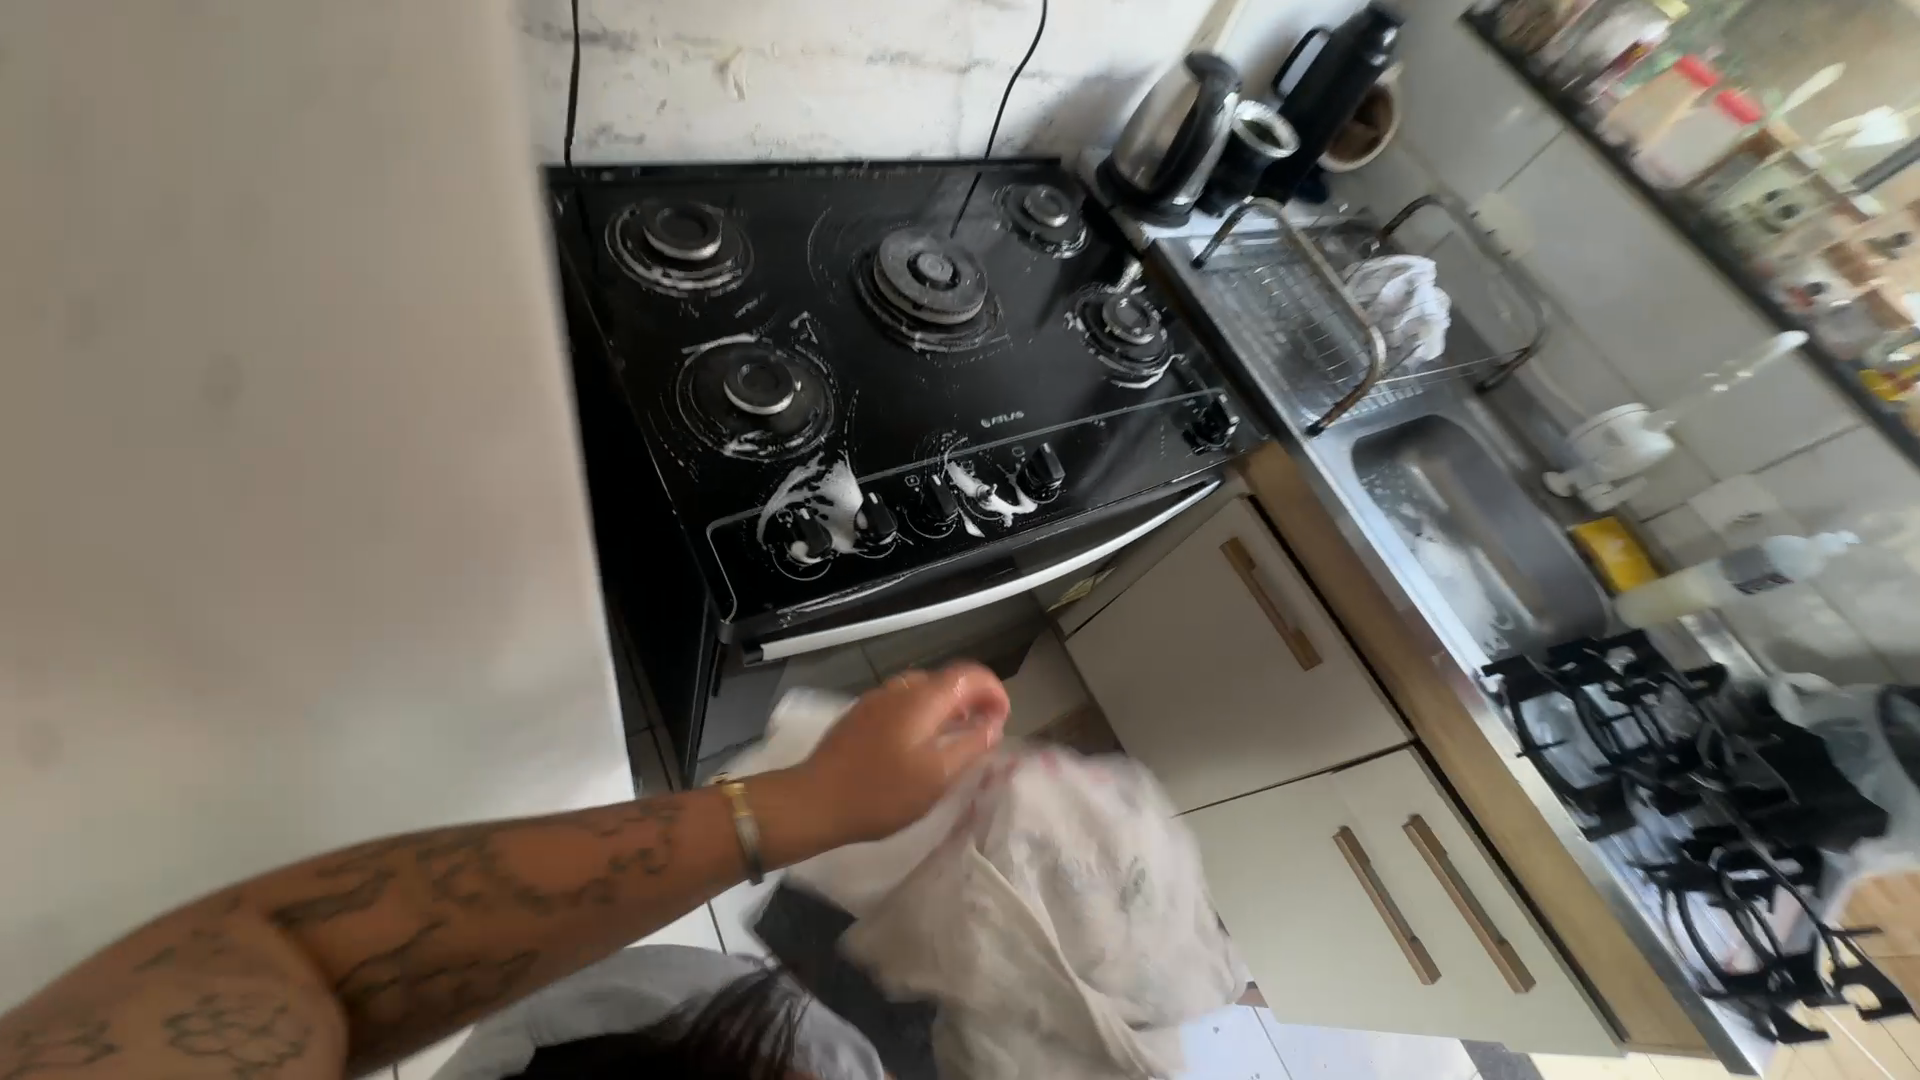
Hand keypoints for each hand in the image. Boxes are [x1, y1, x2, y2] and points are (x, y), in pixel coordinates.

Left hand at [795, 662, 1010, 843]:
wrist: (815, 800)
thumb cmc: (882, 793)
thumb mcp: (938, 777)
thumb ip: (971, 745)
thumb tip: (994, 724)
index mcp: (923, 698)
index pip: (969, 674)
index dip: (994, 691)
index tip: (1003, 719)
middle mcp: (900, 688)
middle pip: (947, 680)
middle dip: (973, 699)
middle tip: (984, 731)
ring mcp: (877, 698)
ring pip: (923, 691)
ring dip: (947, 707)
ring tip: (954, 739)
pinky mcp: (861, 713)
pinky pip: (903, 702)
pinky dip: (923, 714)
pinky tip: (919, 744)